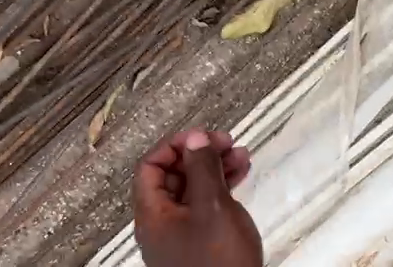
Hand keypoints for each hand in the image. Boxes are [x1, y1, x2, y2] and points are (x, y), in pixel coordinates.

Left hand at [132, 129, 260, 266]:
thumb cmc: (217, 256)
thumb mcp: (212, 206)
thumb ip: (201, 168)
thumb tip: (194, 137)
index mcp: (153, 215)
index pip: (149, 167)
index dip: (174, 146)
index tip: (204, 137)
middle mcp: (161, 222)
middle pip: (172, 175)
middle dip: (200, 154)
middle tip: (228, 143)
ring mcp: (180, 233)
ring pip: (192, 187)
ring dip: (215, 166)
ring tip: (242, 155)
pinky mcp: (199, 240)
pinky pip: (204, 202)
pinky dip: (221, 184)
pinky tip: (241, 174)